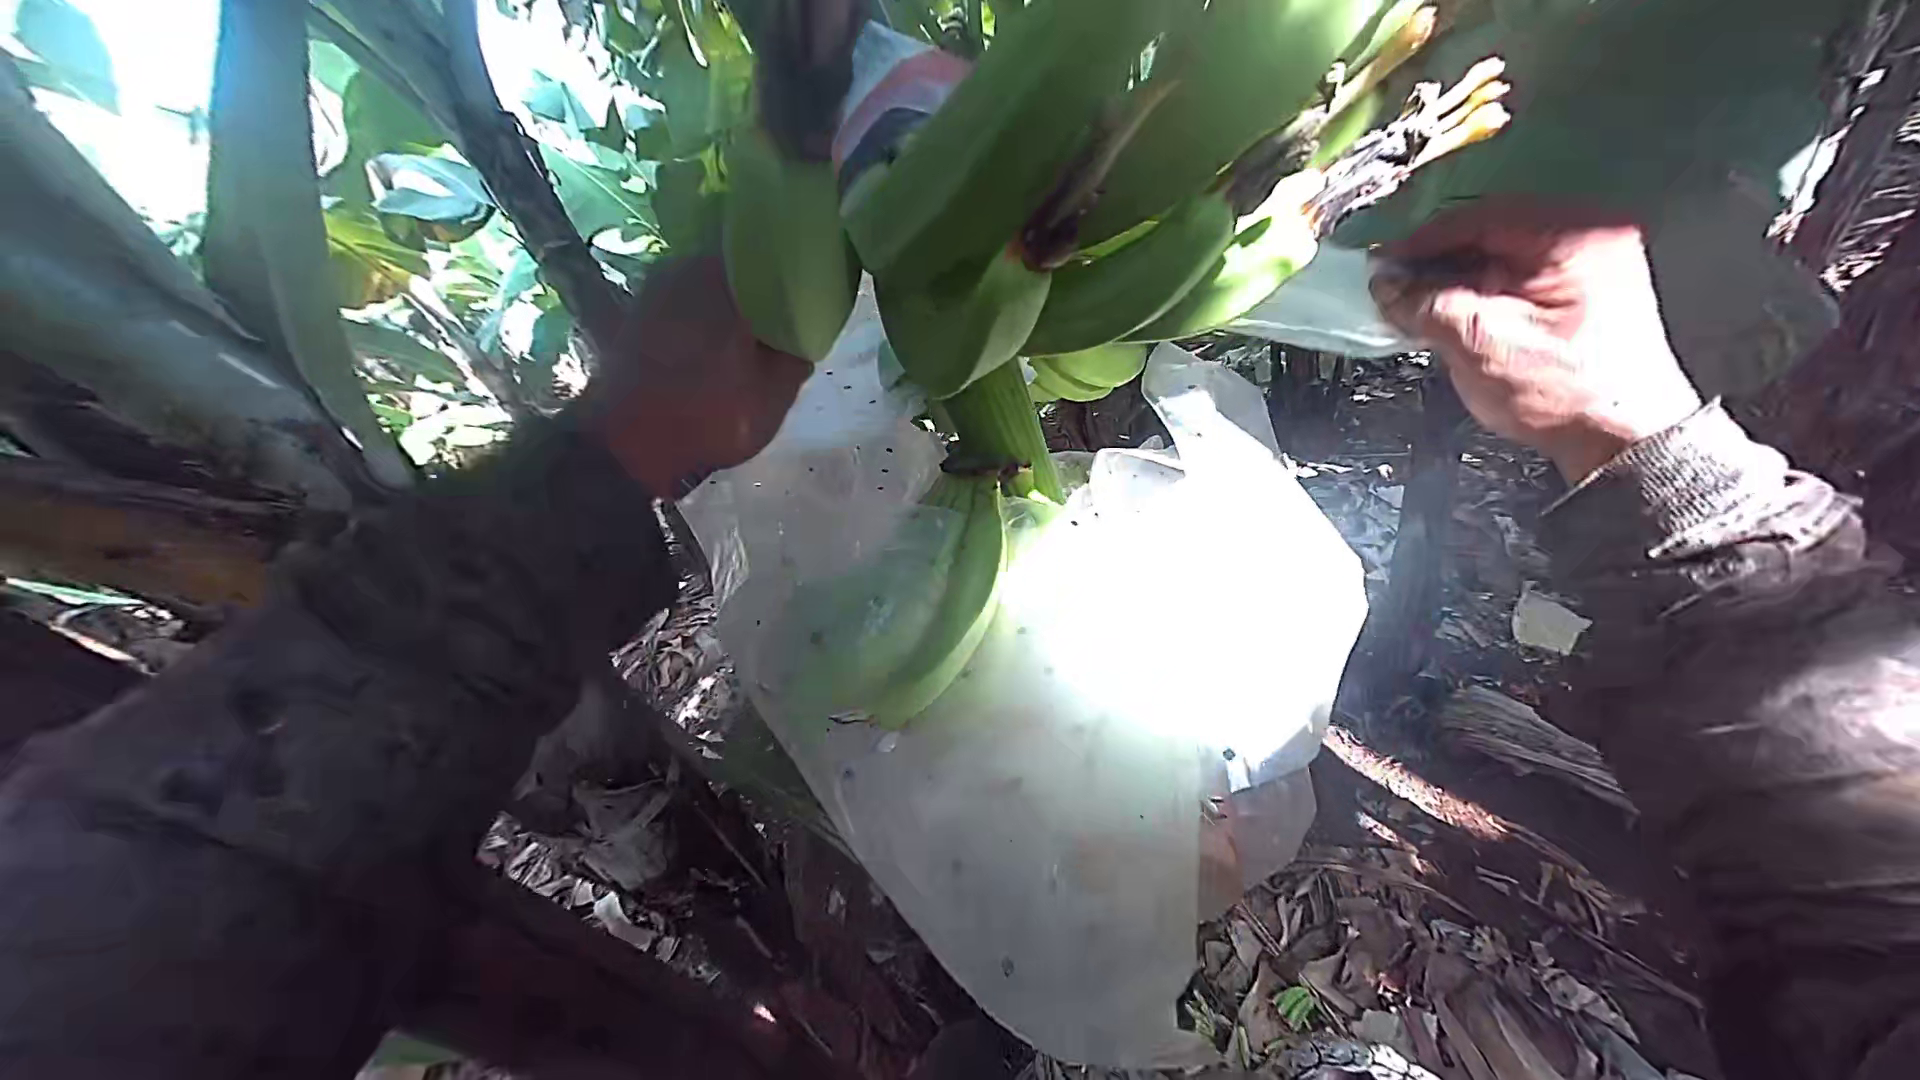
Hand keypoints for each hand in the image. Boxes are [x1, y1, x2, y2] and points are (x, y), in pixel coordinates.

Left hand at [585, 256, 811, 496]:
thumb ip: (794, 361)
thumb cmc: (707, 419)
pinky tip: (720, 341)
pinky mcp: (639, 310)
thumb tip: (801, 338)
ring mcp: (657, 286)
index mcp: (725, 283)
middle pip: (738, 265)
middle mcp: (687, 270)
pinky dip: (706, 312)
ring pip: (710, 280)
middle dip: (763, 287)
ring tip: (754, 330)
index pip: (770, 254)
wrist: (626, 444)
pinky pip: (687, 297)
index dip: (793, 272)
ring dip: (733, 301)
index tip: (810, 291)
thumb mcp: (771, 400)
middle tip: (786, 315)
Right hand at [1368, 199, 1701, 481]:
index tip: (1380, 267)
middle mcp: (1586, 239)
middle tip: (1388, 288)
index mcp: (1574, 238)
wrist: (1615, 434)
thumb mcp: (1479, 343)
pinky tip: (1440, 314)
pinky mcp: (1573, 292)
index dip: (1420, 242)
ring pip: (1494, 255)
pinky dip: (1469, 291)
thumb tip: (1385, 285)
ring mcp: (1584, 265)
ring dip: (1446, 278)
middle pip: (1487, 232)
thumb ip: (1427, 305)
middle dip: (1431, 261)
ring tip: (1407, 305)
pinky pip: (1507, 276)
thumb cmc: (1559, 389)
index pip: (1479, 217)